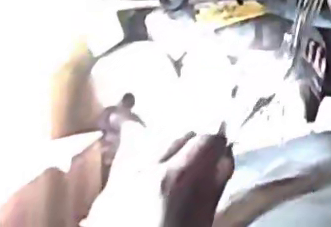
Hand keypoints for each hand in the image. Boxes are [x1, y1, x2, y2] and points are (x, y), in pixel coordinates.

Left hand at [84, 124, 233, 226]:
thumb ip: (211, 194)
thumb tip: (224, 161)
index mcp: (170, 179)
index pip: (203, 141)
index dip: (218, 145)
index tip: (224, 153)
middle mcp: (143, 167)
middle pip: (177, 137)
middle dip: (193, 147)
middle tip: (204, 168)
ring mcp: (121, 177)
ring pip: (153, 146)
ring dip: (169, 154)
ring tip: (178, 178)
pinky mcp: (105, 193)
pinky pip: (132, 164)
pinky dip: (148, 167)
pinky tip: (152, 190)